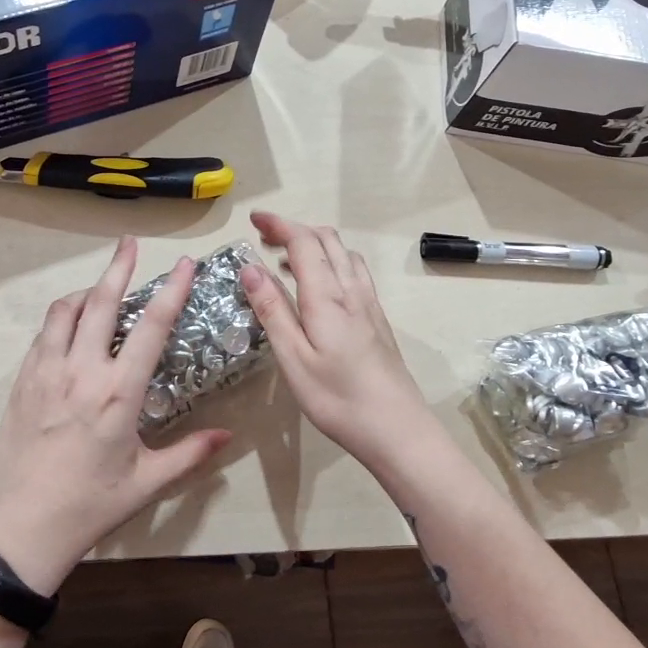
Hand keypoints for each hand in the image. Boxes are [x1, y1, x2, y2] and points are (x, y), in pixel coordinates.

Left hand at [0, 237, 230, 595]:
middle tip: (129, 243)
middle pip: (101, 302)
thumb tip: (228, 436)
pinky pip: (43, 336)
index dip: (171, 290)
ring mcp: (46, 373)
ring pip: (64, 312)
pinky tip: (70, 328)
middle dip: (118, 266)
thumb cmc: (89, 506)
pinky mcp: (22, 382)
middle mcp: (81, 371)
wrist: (19, 528)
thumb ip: (189, 453)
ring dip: (86, 292)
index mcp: (118, 393)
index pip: (151, 327)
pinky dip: (61, 320)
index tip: (183, 263)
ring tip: (100, 287)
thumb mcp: (146, 482)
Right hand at [240, 212, 439, 467]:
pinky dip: (331, 262)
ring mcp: (369, 305)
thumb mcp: (294, 359)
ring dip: (314, 245)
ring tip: (285, 260)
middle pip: (326, 241)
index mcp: (327, 297)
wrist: (398, 429)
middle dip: (294, 230)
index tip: (254, 218)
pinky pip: (354, 273)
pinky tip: (321, 286)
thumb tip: (250, 268)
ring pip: (344, 255)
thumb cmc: (338, 399)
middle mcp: (351, 291)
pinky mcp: (377, 320)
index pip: (303, 242)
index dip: (279, 224)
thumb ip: (272, 311)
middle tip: (264, 238)